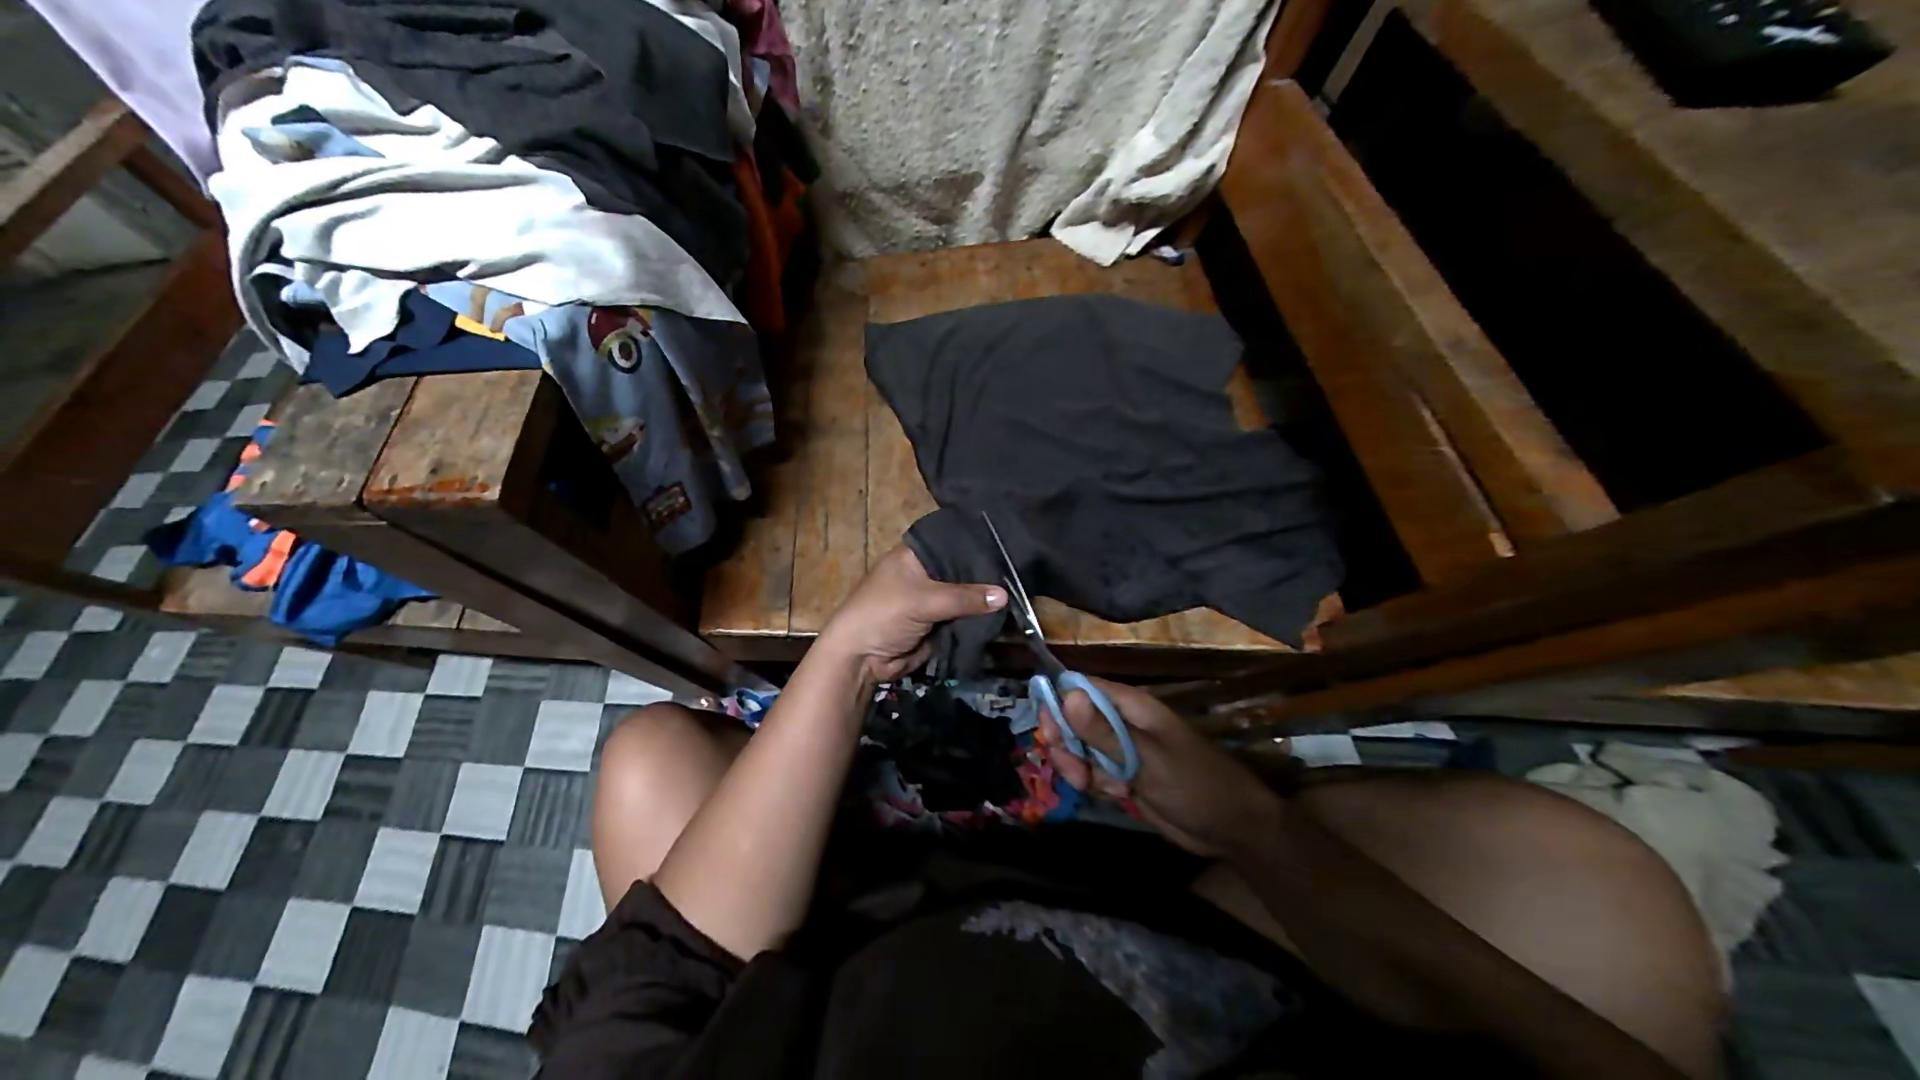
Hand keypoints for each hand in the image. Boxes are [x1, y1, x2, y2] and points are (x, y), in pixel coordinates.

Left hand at [815, 545, 1006, 682]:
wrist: (861, 659)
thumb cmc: (883, 614)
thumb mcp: (924, 600)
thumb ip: (964, 598)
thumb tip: (1005, 595)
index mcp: (915, 555)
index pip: (953, 541)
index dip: (978, 543)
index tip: (1010, 543)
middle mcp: (926, 572)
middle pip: (963, 569)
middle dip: (987, 573)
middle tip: (1022, 570)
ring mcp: (933, 598)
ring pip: (966, 595)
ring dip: (986, 598)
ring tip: (1021, 590)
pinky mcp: (938, 622)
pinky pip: (964, 617)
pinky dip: (979, 618)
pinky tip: (1007, 611)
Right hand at [1041, 676, 1280, 856]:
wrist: (1232, 829)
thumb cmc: (1195, 784)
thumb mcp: (1146, 758)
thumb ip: (1104, 732)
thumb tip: (1067, 696)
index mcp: (1131, 706)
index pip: (1082, 690)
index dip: (1059, 703)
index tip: (1047, 729)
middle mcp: (1122, 723)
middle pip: (1074, 721)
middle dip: (1067, 743)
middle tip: (1071, 768)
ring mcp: (1122, 752)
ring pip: (1080, 750)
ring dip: (1078, 767)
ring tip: (1093, 785)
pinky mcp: (1124, 778)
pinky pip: (1093, 773)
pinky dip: (1094, 784)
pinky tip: (1113, 795)